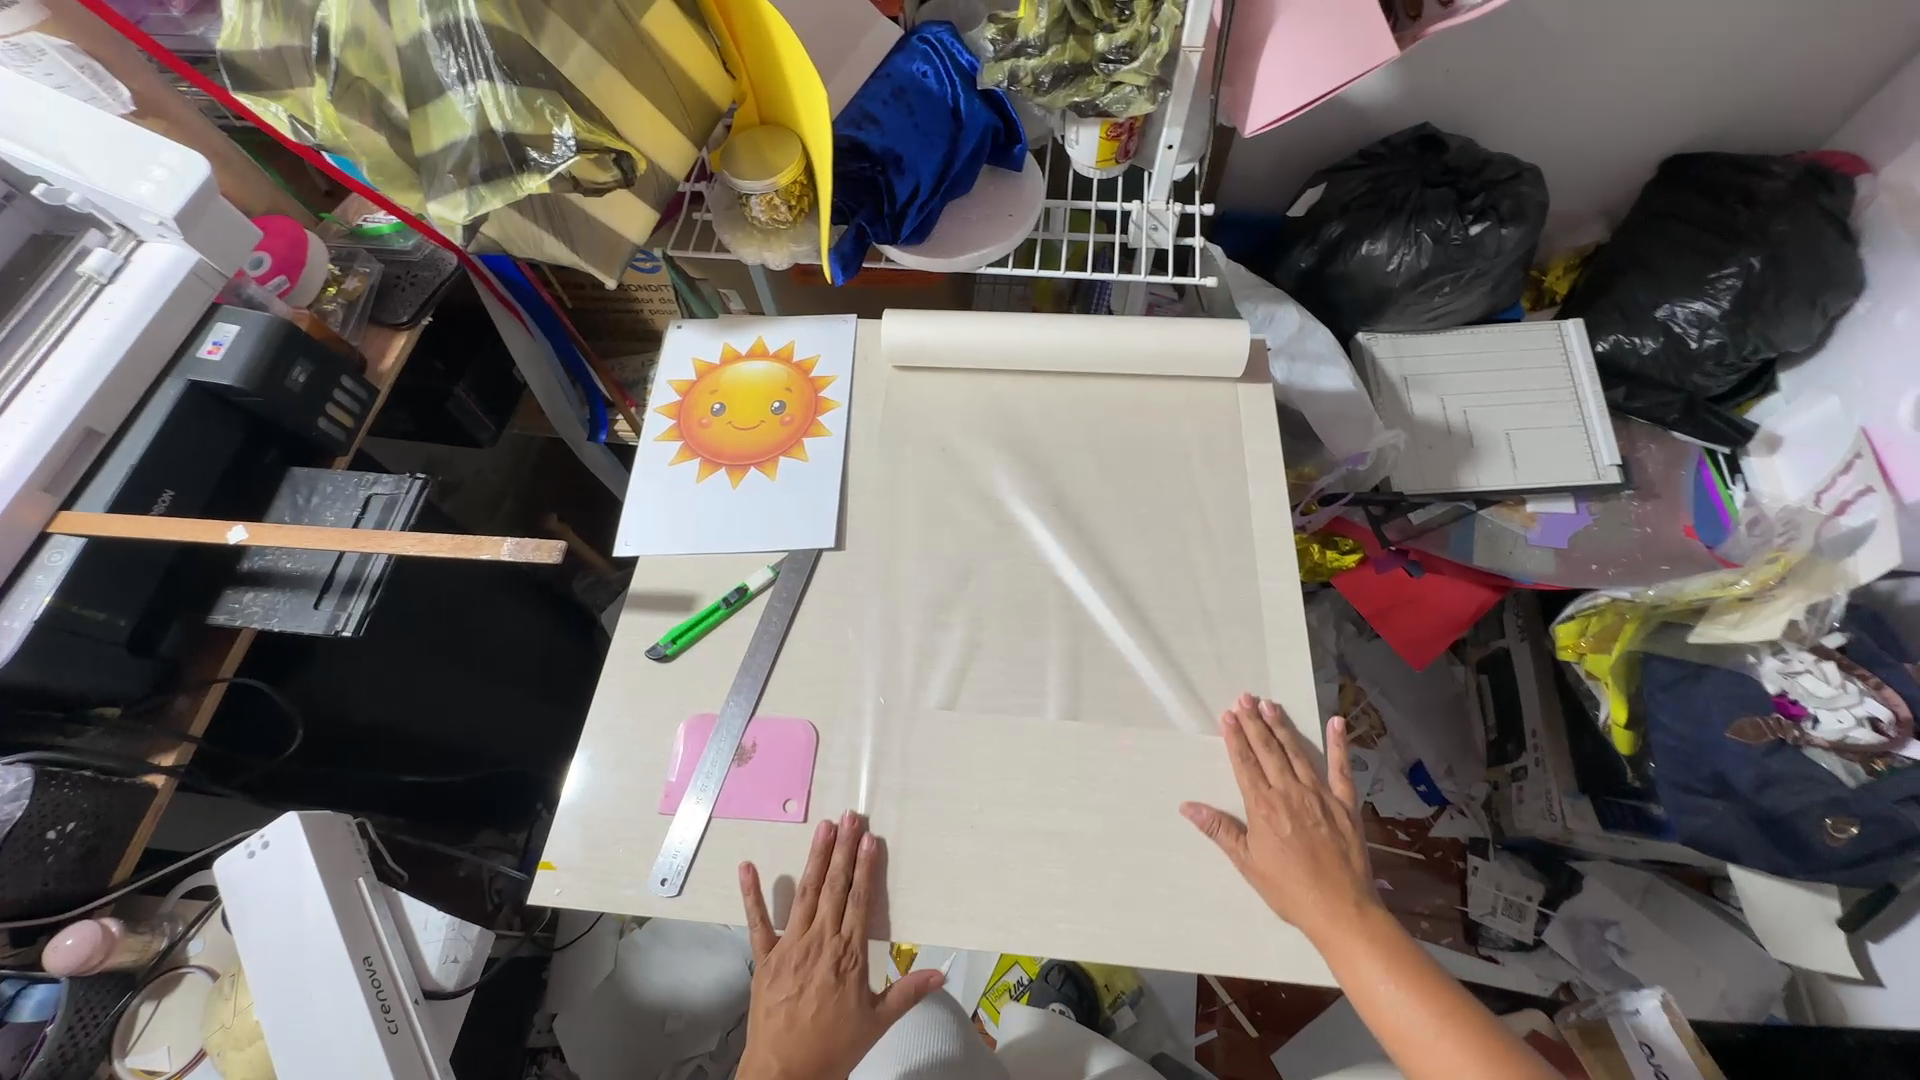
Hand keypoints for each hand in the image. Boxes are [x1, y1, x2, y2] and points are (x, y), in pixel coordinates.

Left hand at [737, 812, 944, 1079]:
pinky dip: (752, 894)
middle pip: (834, 887)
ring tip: (822, 828)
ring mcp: (790, 947)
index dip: (866, 867)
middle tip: (848, 816)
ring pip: (804, 893)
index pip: (860, 900)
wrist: (786, 1075)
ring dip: (814, 858)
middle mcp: (820, 942)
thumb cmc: (834, 1049)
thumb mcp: (878, 1022)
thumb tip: (942, 974)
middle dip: (842, 849)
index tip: (869, 838)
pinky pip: (757, 922)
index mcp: (848, 954)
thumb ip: (908, 992)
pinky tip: (747, 867)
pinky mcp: (765, 959)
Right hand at [1180, 694, 1379, 943]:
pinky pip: (1342, 769)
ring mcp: (1320, 796)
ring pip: (1297, 753)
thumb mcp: (1247, 862)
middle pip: (1268, 751)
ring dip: (1282, 727)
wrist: (1341, 910)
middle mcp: (1290, 793)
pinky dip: (1338, 745)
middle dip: (1254, 723)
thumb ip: (1219, 829)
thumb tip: (1187, 806)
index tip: (1228, 715)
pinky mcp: (1345, 804)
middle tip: (1245, 698)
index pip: (1245, 763)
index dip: (1235, 737)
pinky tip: (1336, 724)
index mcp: (1263, 806)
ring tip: (1270, 705)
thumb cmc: (1288, 890)